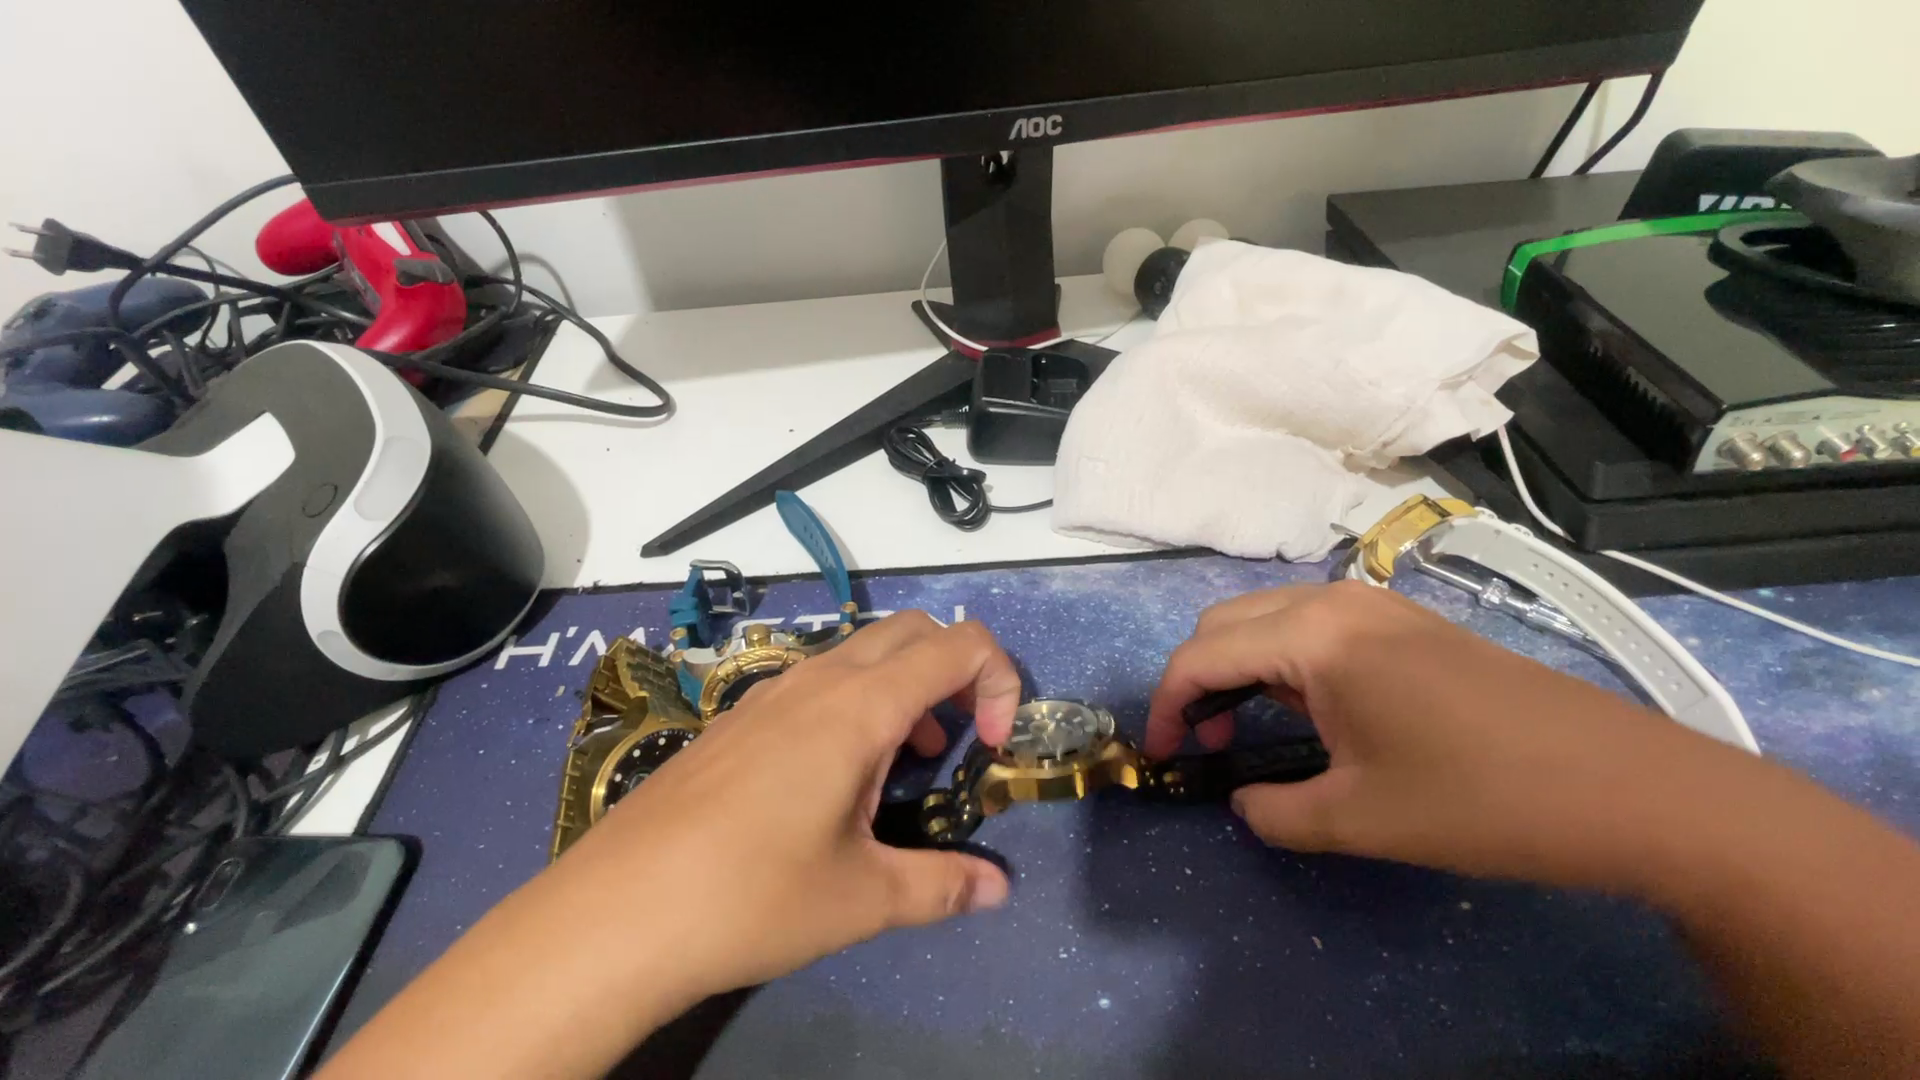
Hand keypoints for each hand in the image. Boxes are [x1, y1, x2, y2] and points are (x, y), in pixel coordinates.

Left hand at [560, 611, 1020, 1001]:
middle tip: (961, 737)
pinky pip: (819, 682)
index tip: (992, 744)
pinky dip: (857, 703)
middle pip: (912, 631)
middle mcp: (818, 681)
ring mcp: (772, 694)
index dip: (998, 679)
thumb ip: (941, 884)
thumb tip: (999, 888)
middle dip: (955, 670)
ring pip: (862, 653)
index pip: (958, 645)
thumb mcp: (861, 898)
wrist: (616, 912)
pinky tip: (837, 777)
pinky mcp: (741, 718)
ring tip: (905, 763)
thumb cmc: (751, 897)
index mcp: (860, 708)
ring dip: (904, 688)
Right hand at [1146, 581, 1719, 888]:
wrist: (1634, 788)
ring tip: (1252, 729)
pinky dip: (1284, 660)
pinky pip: (1314, 627)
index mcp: (1314, 636)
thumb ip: (1275, 813)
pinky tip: (1310, 710)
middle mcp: (1336, 601)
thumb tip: (1244, 804)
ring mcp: (1378, 606)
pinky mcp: (1409, 624)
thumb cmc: (1483, 801)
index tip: (1162, 756)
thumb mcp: (1359, 820)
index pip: (1201, 654)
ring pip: (1268, 619)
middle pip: (1225, 622)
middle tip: (1209, 743)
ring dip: (1240, 666)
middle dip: (1197, 679)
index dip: (1165, 705)